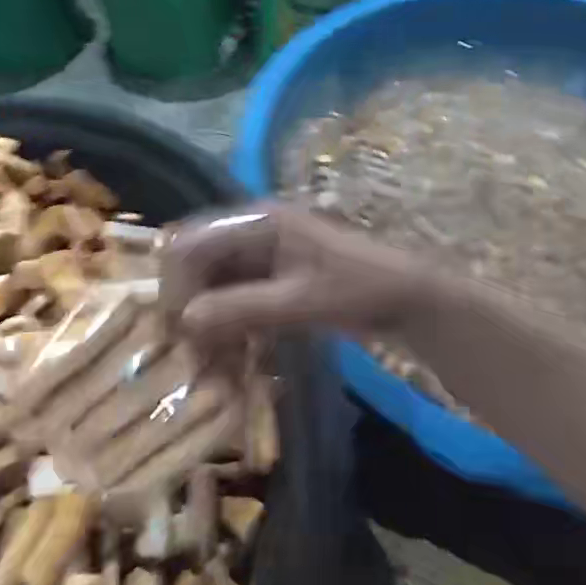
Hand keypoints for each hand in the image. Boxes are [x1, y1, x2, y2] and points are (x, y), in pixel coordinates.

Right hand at [161, 203, 436, 344]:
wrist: (407, 299)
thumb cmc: (359, 290)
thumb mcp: (301, 301)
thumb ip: (242, 308)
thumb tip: (184, 320)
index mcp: (258, 222)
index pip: (192, 245)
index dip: (178, 285)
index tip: (181, 330)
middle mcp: (253, 233)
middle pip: (197, 265)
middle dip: (190, 307)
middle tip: (195, 353)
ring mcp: (263, 257)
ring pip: (213, 285)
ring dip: (208, 322)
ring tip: (213, 362)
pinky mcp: (273, 280)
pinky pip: (235, 300)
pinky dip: (229, 326)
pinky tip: (233, 356)